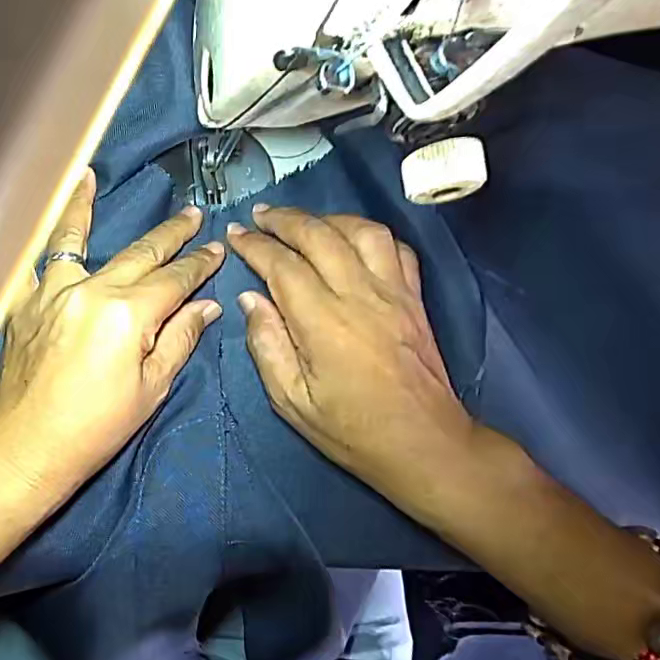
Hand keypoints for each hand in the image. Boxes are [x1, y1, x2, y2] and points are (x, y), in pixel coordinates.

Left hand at [0, 169, 224, 499]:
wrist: (28, 444)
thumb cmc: (95, 427)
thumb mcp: (151, 389)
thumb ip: (179, 339)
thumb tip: (207, 305)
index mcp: (128, 313)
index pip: (174, 279)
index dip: (199, 264)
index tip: (216, 249)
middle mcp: (90, 290)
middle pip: (138, 254)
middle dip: (170, 235)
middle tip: (192, 215)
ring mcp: (50, 292)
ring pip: (73, 240)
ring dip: (85, 206)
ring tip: (89, 175)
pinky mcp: (22, 304)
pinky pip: (27, 263)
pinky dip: (31, 240)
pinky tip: (30, 215)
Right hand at [226, 206, 479, 508]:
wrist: (425, 443)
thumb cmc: (350, 429)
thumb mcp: (291, 400)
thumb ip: (267, 344)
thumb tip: (250, 299)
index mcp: (323, 323)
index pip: (283, 266)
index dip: (255, 245)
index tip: (234, 235)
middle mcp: (360, 296)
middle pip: (320, 236)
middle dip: (285, 220)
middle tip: (259, 216)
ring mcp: (394, 293)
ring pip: (362, 232)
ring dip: (327, 219)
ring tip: (301, 222)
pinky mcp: (415, 299)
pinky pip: (395, 248)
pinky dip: (367, 234)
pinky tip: (349, 239)